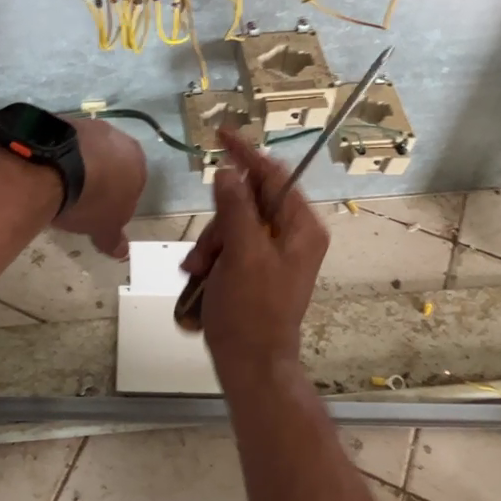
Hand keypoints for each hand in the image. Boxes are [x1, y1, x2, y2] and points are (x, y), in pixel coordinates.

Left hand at [54, 119, 146, 258]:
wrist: (56, 166)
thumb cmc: (91, 200)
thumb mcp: (104, 228)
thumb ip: (114, 239)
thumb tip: (123, 253)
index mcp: (137, 161)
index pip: (132, 183)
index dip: (115, 201)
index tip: (97, 214)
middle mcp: (119, 137)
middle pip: (110, 163)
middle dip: (97, 180)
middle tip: (78, 200)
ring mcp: (90, 125)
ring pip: (87, 151)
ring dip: (77, 165)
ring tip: (58, 185)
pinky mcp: (63, 120)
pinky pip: (64, 143)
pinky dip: (59, 155)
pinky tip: (46, 171)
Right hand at [181, 130, 328, 379]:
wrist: (251, 365)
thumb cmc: (252, 311)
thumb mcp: (243, 254)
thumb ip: (236, 208)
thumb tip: (227, 171)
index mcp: (302, 227)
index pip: (273, 175)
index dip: (246, 154)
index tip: (221, 134)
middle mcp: (291, 235)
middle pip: (246, 200)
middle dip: (218, 222)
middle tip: (205, 252)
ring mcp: (272, 253)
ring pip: (230, 223)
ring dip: (209, 244)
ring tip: (199, 272)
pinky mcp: (254, 269)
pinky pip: (226, 245)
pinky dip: (210, 257)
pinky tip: (200, 277)